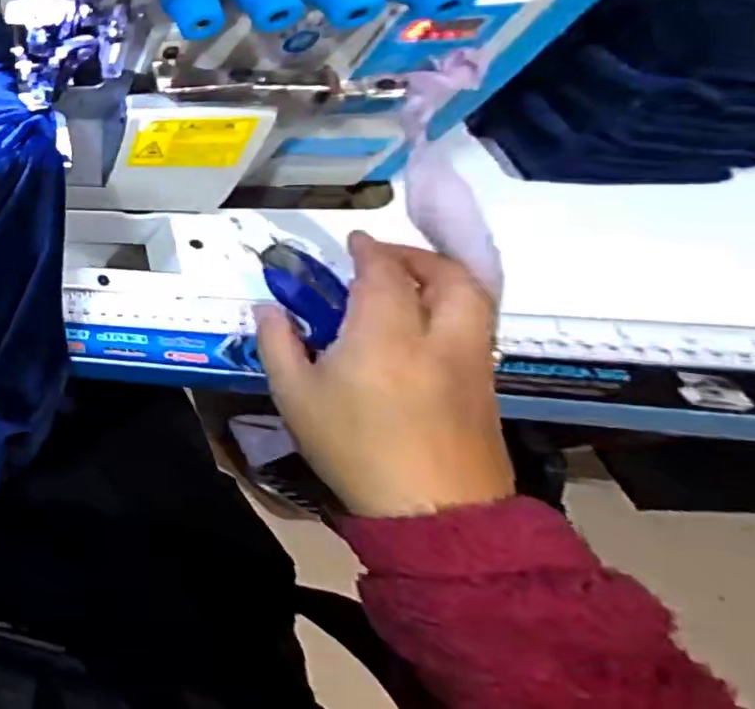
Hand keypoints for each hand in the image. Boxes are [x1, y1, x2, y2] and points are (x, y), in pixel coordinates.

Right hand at [257, 231, 513, 517]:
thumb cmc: (352, 447)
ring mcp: (470, 364)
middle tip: (386, 256)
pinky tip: (419, 323)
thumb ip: (278, 343)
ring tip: (407, 283)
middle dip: (420, 257)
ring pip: (476, 301)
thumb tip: (269, 310)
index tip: (354, 241)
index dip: (370, 251)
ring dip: (443, 279)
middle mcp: (438, 340)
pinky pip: (475, 327)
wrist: (434, 513)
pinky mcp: (484, 387)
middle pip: (453, 278)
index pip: (384, 275)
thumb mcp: (294, 394)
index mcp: (385, 337)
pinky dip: (452, 307)